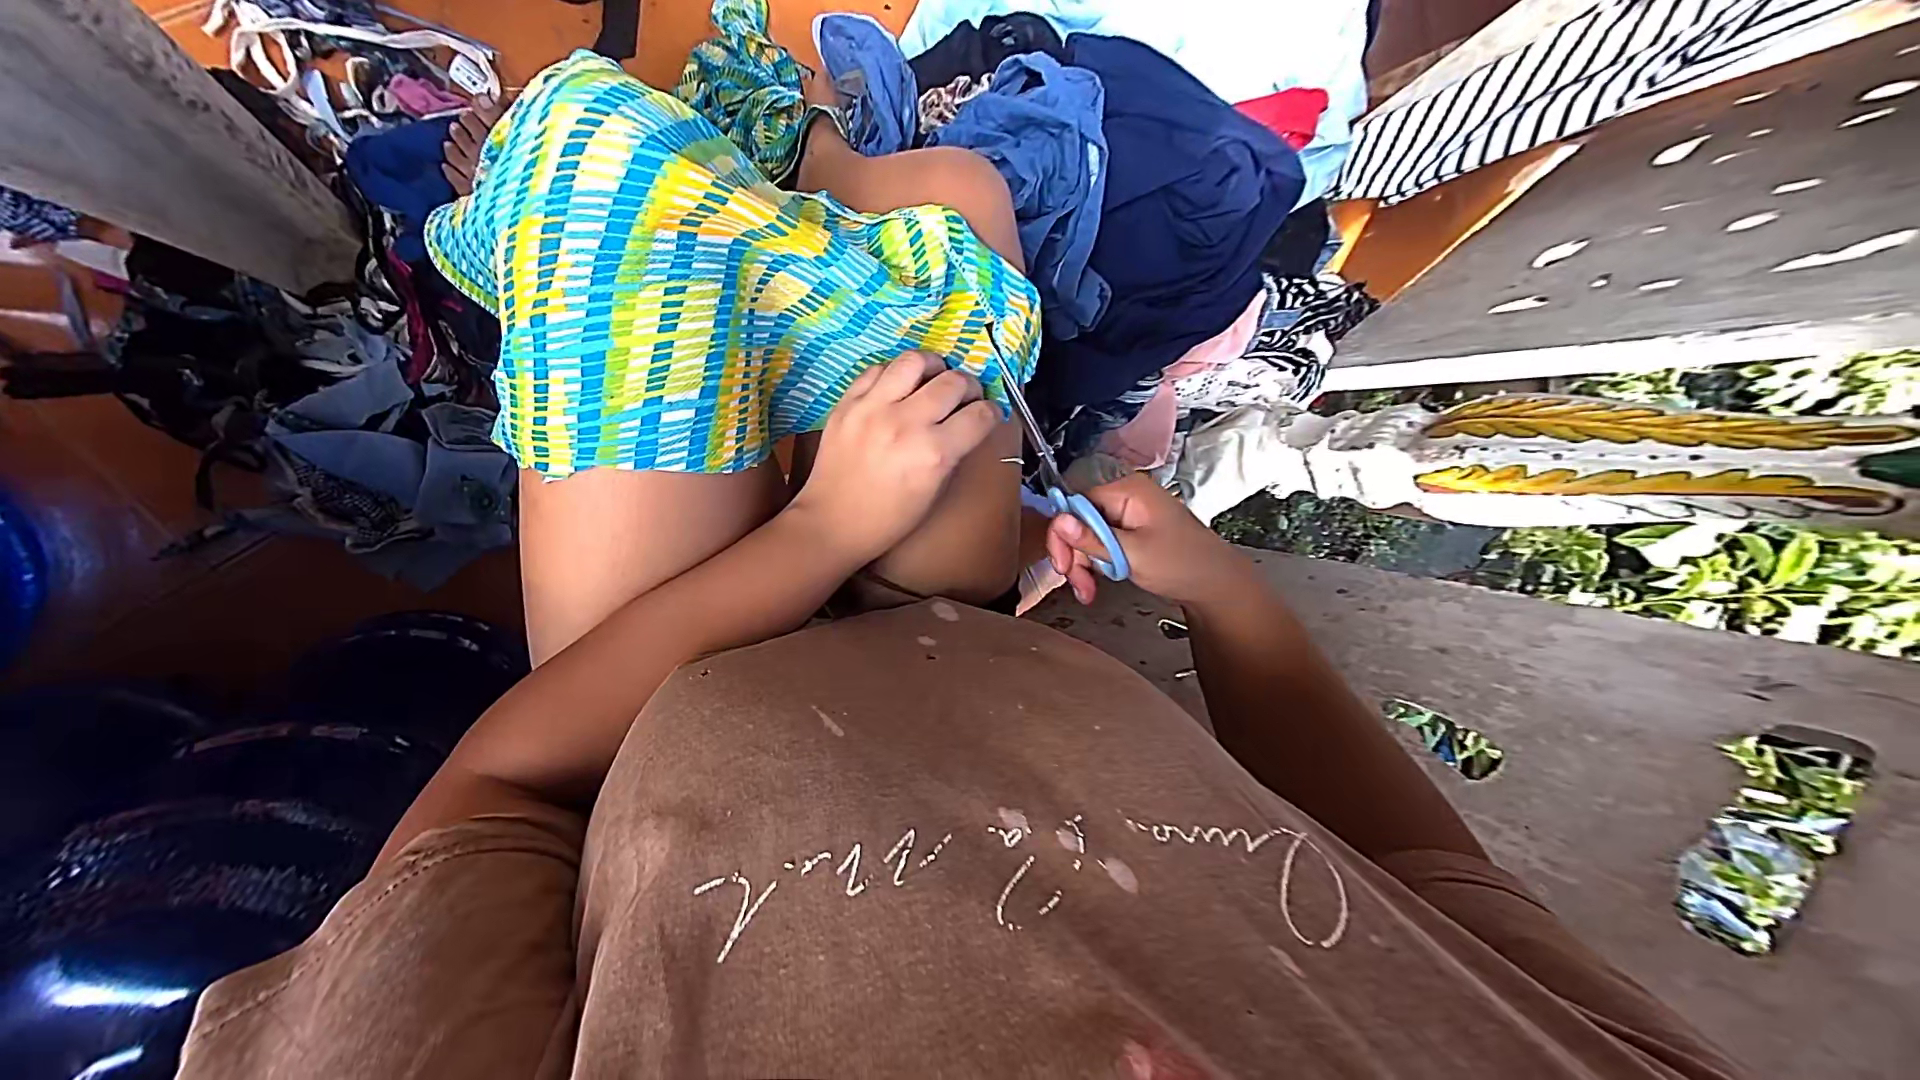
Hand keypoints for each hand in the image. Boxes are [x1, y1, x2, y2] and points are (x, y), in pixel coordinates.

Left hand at [790, 352, 1001, 564]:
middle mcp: (906, 423)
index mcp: (933, 454)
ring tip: (934, 378)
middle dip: (969, 387)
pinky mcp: (847, 403)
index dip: (992, 413)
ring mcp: (873, 409)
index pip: (980, 415)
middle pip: (953, 381)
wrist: (832, 523)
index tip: (988, 414)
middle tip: (965, 397)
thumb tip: (969, 425)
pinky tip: (900, 386)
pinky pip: (878, 369)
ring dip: (934, 366)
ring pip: (915, 361)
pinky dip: (896, 373)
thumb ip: (954, 453)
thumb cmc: (889, 519)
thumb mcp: (934, 492)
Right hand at [1045, 473, 1251, 606]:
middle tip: (1077, 582)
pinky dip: (1095, 565)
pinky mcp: (1129, 531)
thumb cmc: (1184, 565)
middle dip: (1075, 556)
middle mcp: (1126, 497)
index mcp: (1128, 491)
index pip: (1076, 505)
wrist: (1215, 584)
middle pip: (1079, 522)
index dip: (1064, 536)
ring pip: (1086, 537)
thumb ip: (1093, 538)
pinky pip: (1100, 544)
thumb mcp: (1132, 554)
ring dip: (1083, 565)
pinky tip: (1095, 584)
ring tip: (1088, 590)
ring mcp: (1128, 514)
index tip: (1063, 564)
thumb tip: (1060, 521)